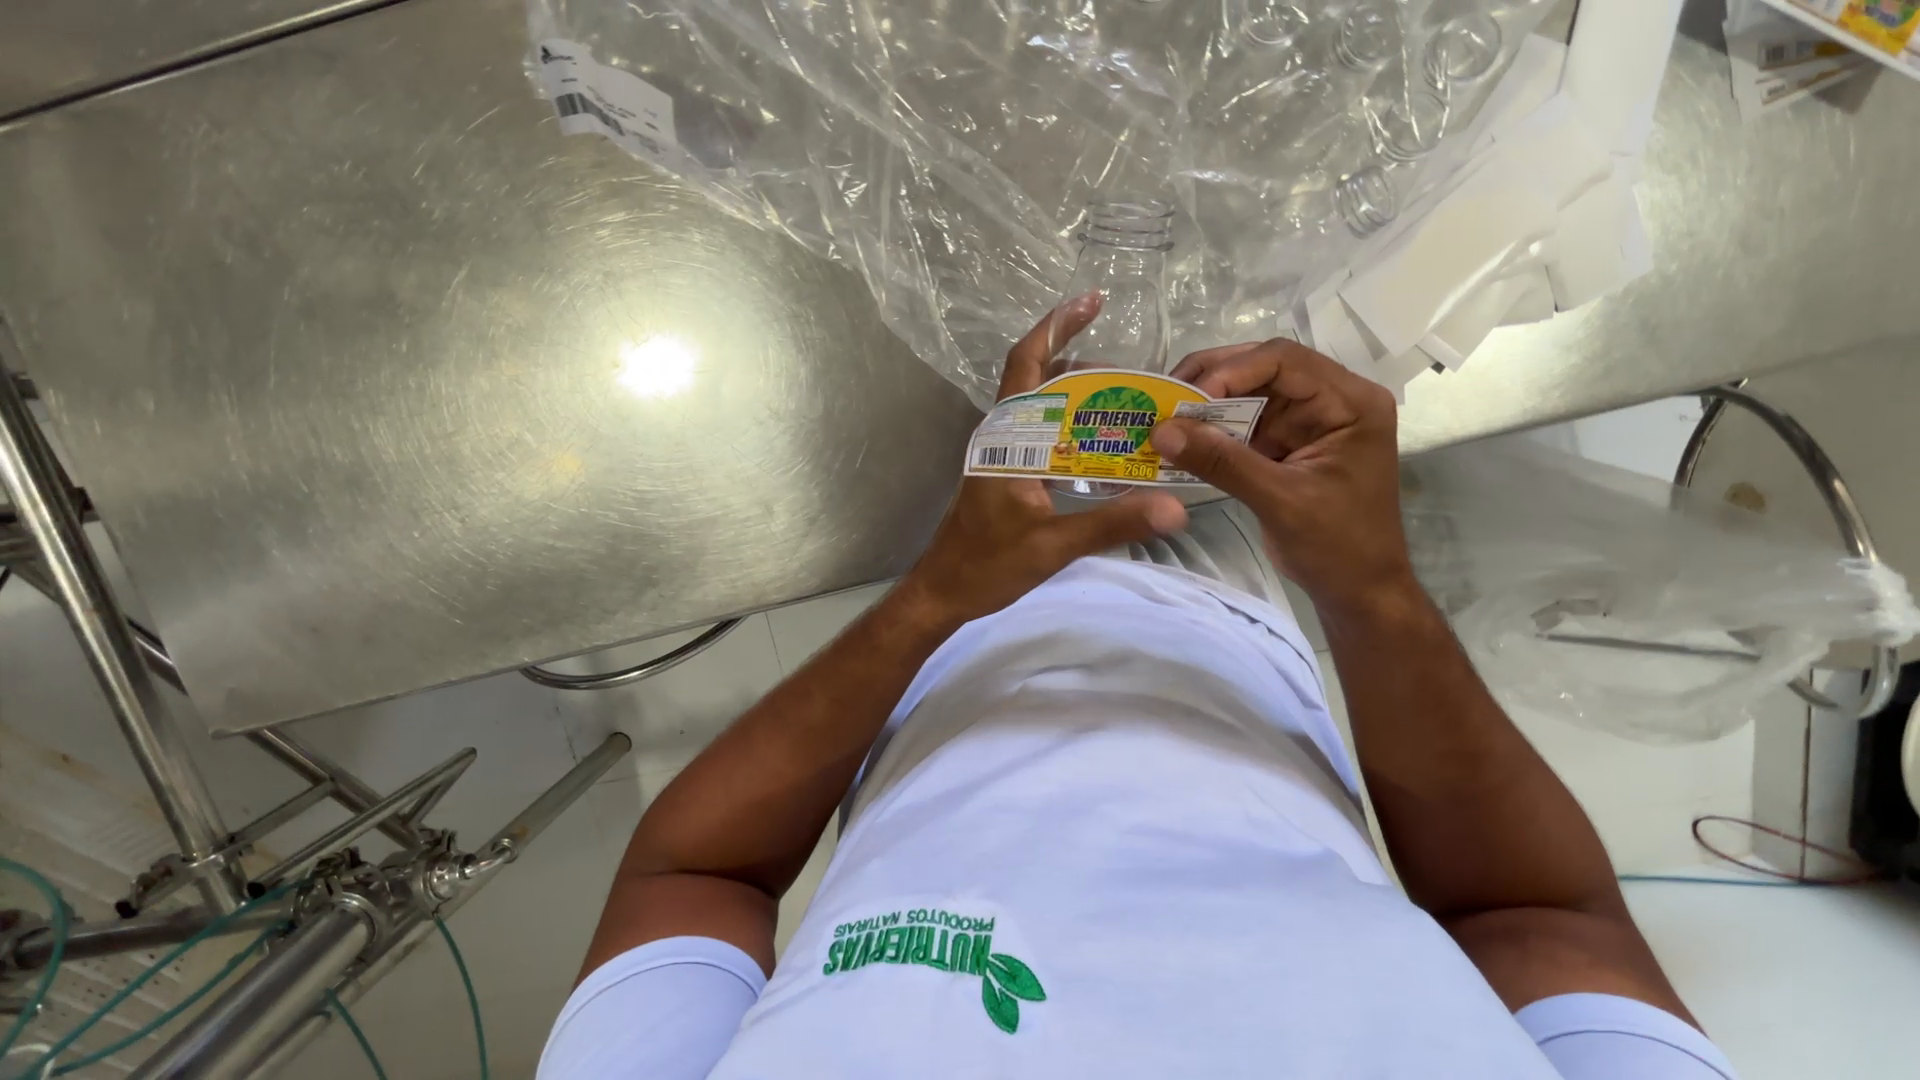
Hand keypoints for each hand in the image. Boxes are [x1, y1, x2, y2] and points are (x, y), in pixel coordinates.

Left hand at [898, 295, 1188, 627]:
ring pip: (1043, 408)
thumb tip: (1173, 508)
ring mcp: (1003, 455)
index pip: (1028, 363)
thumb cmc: (987, 565)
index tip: (1093, 300)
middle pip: (1042, 379)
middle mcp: (1002, 436)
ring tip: (1127, 404)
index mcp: (1006, 438)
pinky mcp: (1007, 475)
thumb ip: (1112, 525)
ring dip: (1080, 397)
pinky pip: (1044, 436)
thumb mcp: (1053, 546)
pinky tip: (1102, 445)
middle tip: (1135, 377)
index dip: (1057, 325)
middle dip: (1085, 365)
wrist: (943, 592)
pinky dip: (1072, 428)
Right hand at [1151, 339, 1414, 612]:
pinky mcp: (1288, 443)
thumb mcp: (1280, 501)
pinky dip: (1212, 428)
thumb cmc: (1337, 546)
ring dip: (1207, 401)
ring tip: (1164, 412)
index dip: (1232, 370)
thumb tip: (1161, 430)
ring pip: (1250, 392)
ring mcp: (1309, 421)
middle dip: (1213, 378)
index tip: (1188, 398)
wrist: (1359, 590)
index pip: (1285, 361)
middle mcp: (1333, 400)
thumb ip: (1223, 462)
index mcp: (1351, 403)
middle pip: (1265, 367)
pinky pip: (1245, 422)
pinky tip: (1180, 436)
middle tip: (1165, 395)